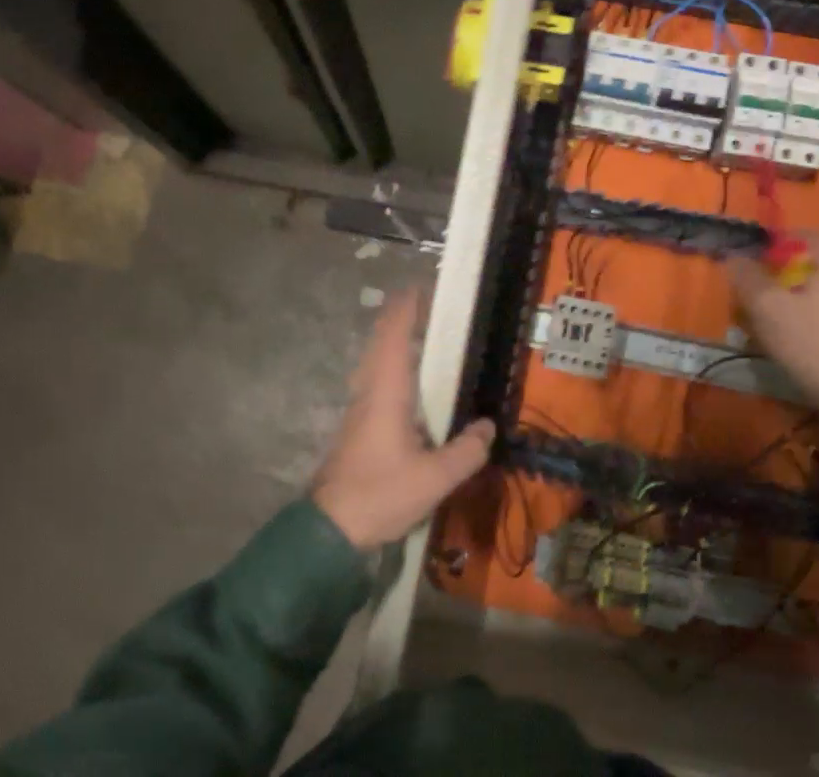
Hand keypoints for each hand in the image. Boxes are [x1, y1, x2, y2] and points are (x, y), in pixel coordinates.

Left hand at [312, 290, 496, 549]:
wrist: (330, 530)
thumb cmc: (380, 495)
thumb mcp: (434, 479)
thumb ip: (466, 451)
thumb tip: (487, 427)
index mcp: (386, 394)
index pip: (394, 337)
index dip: (406, 309)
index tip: (422, 287)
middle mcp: (369, 393)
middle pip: (382, 344)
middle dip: (403, 320)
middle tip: (431, 308)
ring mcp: (359, 411)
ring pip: (377, 364)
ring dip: (396, 344)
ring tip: (426, 338)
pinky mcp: (358, 429)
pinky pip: (378, 384)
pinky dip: (395, 369)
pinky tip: (413, 386)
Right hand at [728, 236, 818, 454]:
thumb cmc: (816, 346)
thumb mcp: (769, 310)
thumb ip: (748, 277)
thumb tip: (732, 255)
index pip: (796, 238)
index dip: (766, 255)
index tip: (749, 280)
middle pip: (814, 264)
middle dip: (785, 280)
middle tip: (763, 307)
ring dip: (805, 301)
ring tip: (784, 328)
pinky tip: (812, 342)